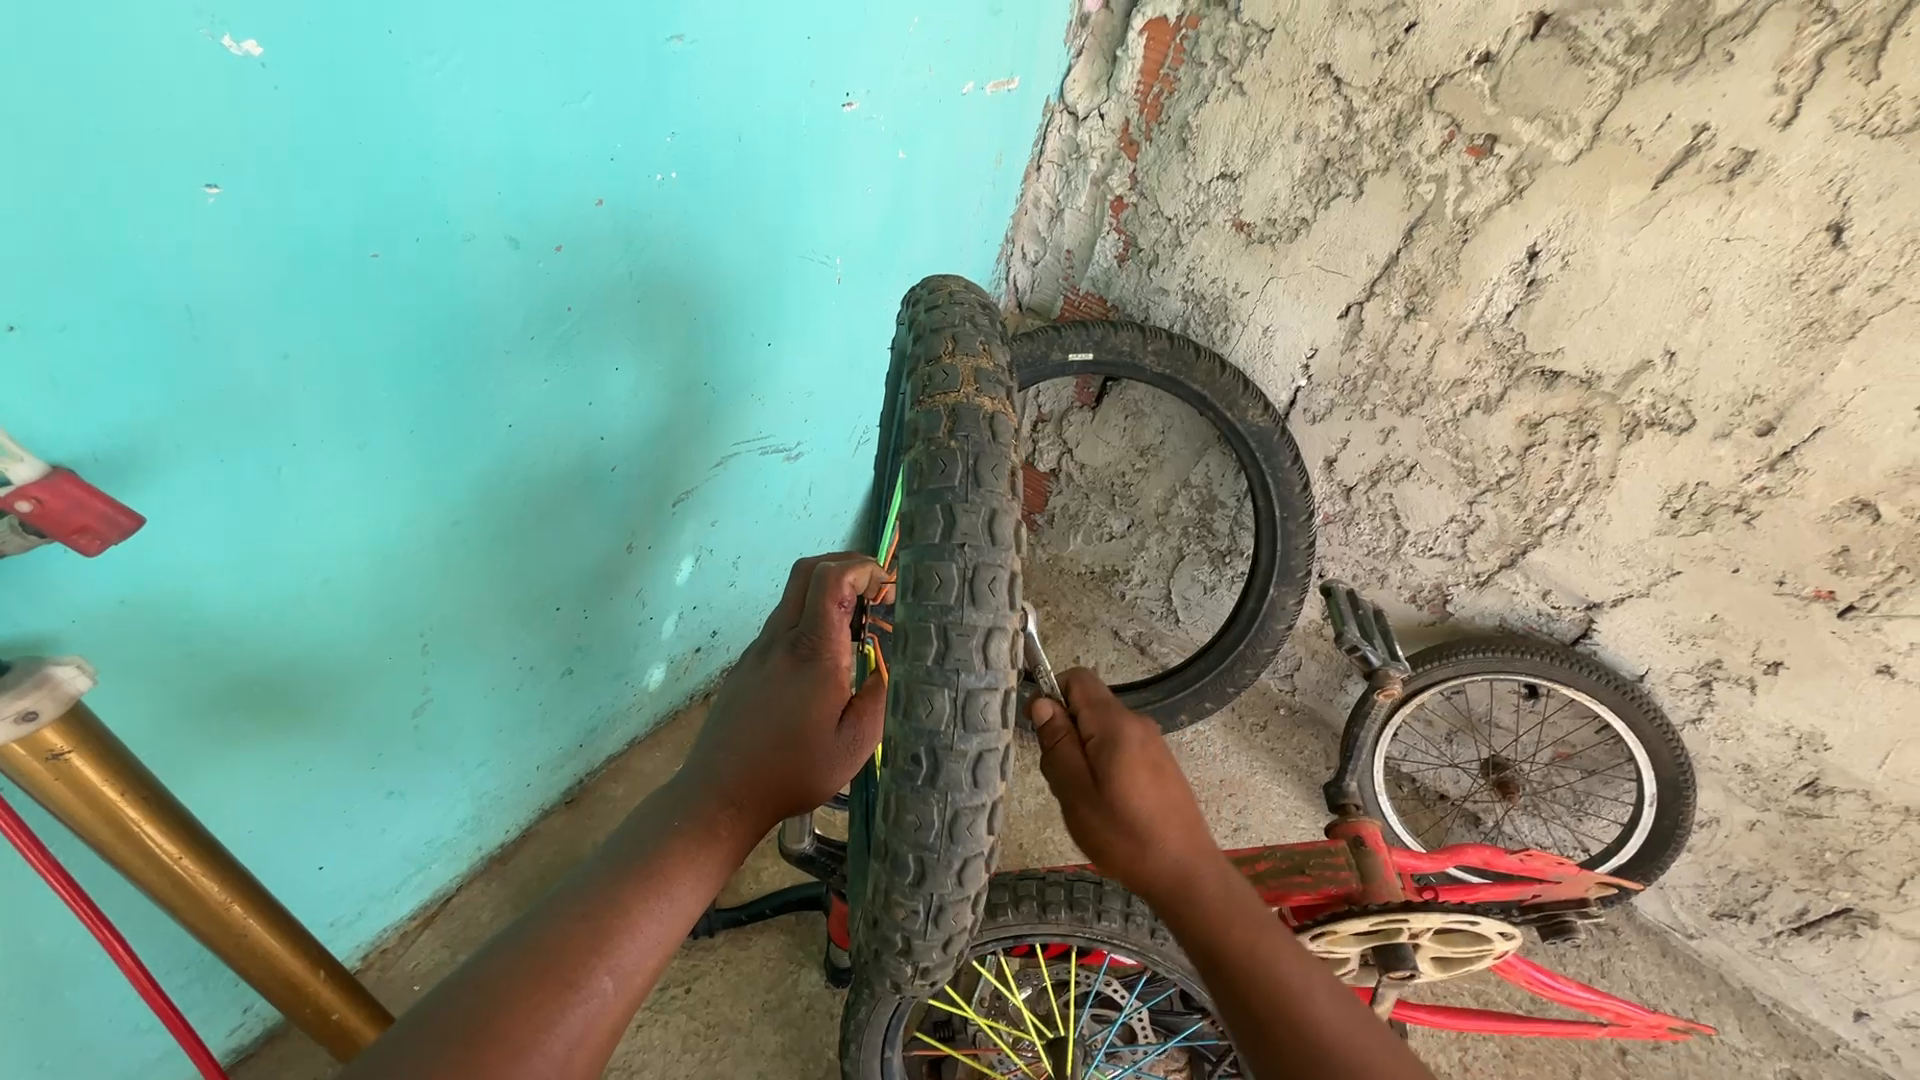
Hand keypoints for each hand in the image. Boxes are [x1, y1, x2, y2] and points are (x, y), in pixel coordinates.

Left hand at [675, 553, 885, 835]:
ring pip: (793, 595)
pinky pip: (783, 621)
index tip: (888, 587)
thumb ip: (878, 697)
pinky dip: (811, 616)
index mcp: (813, 652)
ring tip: (859, 625)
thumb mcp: (855, 745)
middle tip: (876, 590)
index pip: (832, 578)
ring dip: (829, 592)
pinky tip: (828, 655)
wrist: (721, 794)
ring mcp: (760, 649)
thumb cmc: (793, 772)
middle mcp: (782, 639)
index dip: (863, 567)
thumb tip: (885, 665)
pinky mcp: (748, 664)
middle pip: (808, 570)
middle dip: (847, 565)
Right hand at [1030, 669, 1221, 902]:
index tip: (1039, 731)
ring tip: (1084, 798)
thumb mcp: (1076, 792)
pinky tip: (1106, 804)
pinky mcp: (1160, 763)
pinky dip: (1102, 765)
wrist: (1185, 873)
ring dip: (1082, 753)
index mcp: (1115, 724)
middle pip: (1088, 705)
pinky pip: (1120, 747)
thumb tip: (1042, 702)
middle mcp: (1137, 723)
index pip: (1078, 678)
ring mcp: (1152, 743)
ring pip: (1101, 730)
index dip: (1051, 694)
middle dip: (1065, 732)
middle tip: (1062, 779)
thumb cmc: (1124, 835)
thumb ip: (1057, 743)